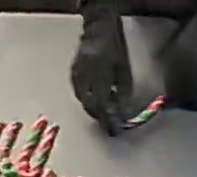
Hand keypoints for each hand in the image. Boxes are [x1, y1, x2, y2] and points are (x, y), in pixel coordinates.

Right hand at [72, 0, 130, 135]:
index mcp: (100, 73)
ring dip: (94, 107)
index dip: (108, 118)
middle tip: (108, 120)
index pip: (102, 104)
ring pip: (84, 102)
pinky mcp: (72, 75)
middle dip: (100, 115)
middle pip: (90, 106)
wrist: (99, 29)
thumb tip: (121, 115)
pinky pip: (79, 94)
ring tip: (104, 104)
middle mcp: (85, 75)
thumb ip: (123, 95)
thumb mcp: (124, 72)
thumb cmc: (115, 48)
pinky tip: (95, 96)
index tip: (113, 128)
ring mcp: (77, 75)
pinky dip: (88, 99)